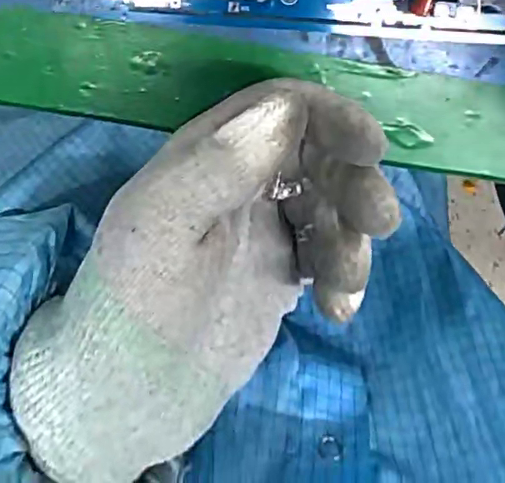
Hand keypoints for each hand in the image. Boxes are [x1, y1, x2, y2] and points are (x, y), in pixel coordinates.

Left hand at [9, 79, 399, 482]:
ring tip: (344, 284)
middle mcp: (242, 177)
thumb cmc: (136, 299)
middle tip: (381, 219)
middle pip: (318, 153)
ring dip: (352, 234)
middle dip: (354, 178)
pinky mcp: (277, 269)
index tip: (369, 146)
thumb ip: (221, 161)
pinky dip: (343, 271)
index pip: (282, 107)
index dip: (330, 115)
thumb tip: (289, 108)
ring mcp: (262, 223)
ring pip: (330, 203)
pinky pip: (327, 250)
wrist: (124, 396)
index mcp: (211, 150)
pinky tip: (335, 308)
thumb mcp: (166, 221)